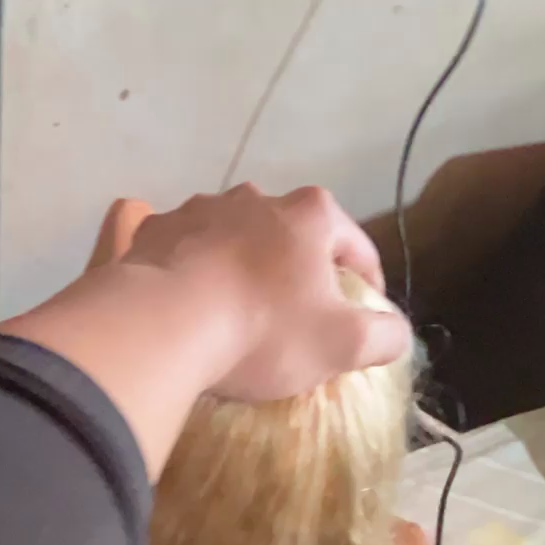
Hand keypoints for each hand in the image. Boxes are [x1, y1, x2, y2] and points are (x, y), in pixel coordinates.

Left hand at [120, 185, 412, 399]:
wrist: (163, 327)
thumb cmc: (262, 332)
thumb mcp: (340, 345)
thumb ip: (383, 336)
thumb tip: (395, 334)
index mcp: (310, 215)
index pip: (356, 247)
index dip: (367, 284)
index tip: (362, 319)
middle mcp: (254, 199)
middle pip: (290, 237)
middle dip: (296, 272)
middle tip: (292, 319)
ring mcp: (196, 210)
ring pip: (231, 236)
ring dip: (238, 265)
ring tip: (231, 310)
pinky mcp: (149, 233)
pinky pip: (172, 242)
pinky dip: (181, 261)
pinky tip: (179, 289)